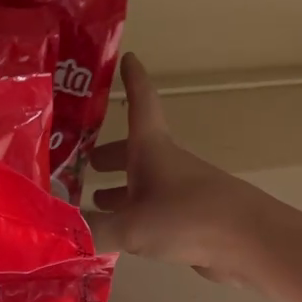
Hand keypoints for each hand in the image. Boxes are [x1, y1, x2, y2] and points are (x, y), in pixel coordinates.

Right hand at [84, 54, 266, 284]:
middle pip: (136, 153)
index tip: (127, 58)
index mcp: (152, 150)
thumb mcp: (130, 226)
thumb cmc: (187, 217)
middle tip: (85, 162)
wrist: (247, 243)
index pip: (140, 104)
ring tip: (95, 202)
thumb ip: (91, 231)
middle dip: (111, 155)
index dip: (132, 81)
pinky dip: (134, 220)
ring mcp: (181, 196)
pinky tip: (120, 239)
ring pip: (144, 187)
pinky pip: (154, 217)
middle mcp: (166, 167)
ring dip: (121, 191)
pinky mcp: (190, 225)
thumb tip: (55, 234)